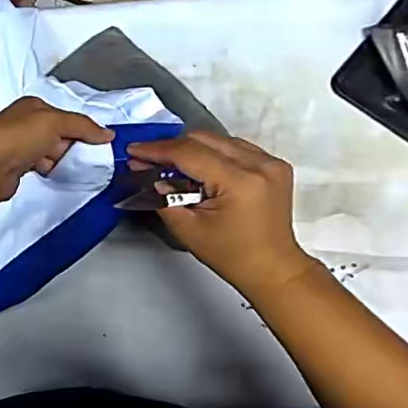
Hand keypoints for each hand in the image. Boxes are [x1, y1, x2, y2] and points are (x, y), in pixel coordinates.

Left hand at [0, 96, 114, 225]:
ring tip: (67, 167)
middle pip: (58, 133)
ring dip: (60, 159)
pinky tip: (53, 174)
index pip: (64, 115)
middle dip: (71, 145)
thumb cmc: (17, 138)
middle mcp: (23, 123)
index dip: (81, 128)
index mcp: (31, 106)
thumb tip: (107, 134)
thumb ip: (83, 126)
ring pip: (50, 151)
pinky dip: (49, 169)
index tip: (96, 142)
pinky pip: (40, 166)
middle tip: (82, 156)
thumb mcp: (55, 123)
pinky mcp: (15, 166)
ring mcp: (17, 145)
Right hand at [126, 132, 319, 297]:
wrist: (272, 268)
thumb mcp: (186, 228)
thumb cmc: (231, 255)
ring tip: (172, 167)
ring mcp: (270, 162)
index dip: (157, 150)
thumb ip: (161, 196)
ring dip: (191, 149)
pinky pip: (233, 146)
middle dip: (171, 148)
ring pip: (217, 139)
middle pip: (203, 139)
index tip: (134, 150)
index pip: (189, 152)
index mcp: (240, 182)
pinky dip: (211, 153)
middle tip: (148, 160)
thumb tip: (144, 169)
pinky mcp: (273, 164)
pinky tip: (199, 169)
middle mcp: (259, 165)